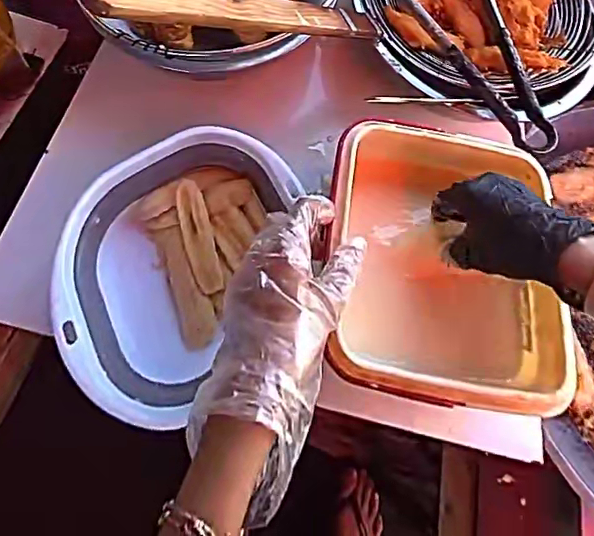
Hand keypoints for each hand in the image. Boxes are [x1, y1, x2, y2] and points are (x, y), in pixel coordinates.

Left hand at [187, 195, 364, 528]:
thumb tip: (355, 245)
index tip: (335, 217)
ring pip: (269, 243)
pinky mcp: (238, 293)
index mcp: (283, 249)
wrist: (255, 386)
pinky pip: (260, 264)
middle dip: (305, 227)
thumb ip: (343, 270)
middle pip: (283, 224)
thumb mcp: (328, 305)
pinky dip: (278, 264)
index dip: (320, 208)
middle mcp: (259, 253)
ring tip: (315, 266)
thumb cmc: (294, 342)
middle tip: (329, 243)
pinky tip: (293, 286)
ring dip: (291, 246)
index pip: (301, 210)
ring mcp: (245, 272)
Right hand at [431, 171, 593, 291]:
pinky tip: (501, 224)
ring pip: (484, 193)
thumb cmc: (510, 247)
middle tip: (459, 226)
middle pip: (464, 193)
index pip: (444, 199)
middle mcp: (485, 181)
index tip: (440, 225)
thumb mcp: (477, 255)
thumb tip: (449, 250)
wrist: (557, 245)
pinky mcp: (524, 190)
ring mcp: (506, 183)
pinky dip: (496, 207)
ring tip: (481, 227)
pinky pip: (501, 196)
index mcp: (468, 193)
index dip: (440, 213)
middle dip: (460, 209)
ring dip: (480, 207)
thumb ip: (457, 251)